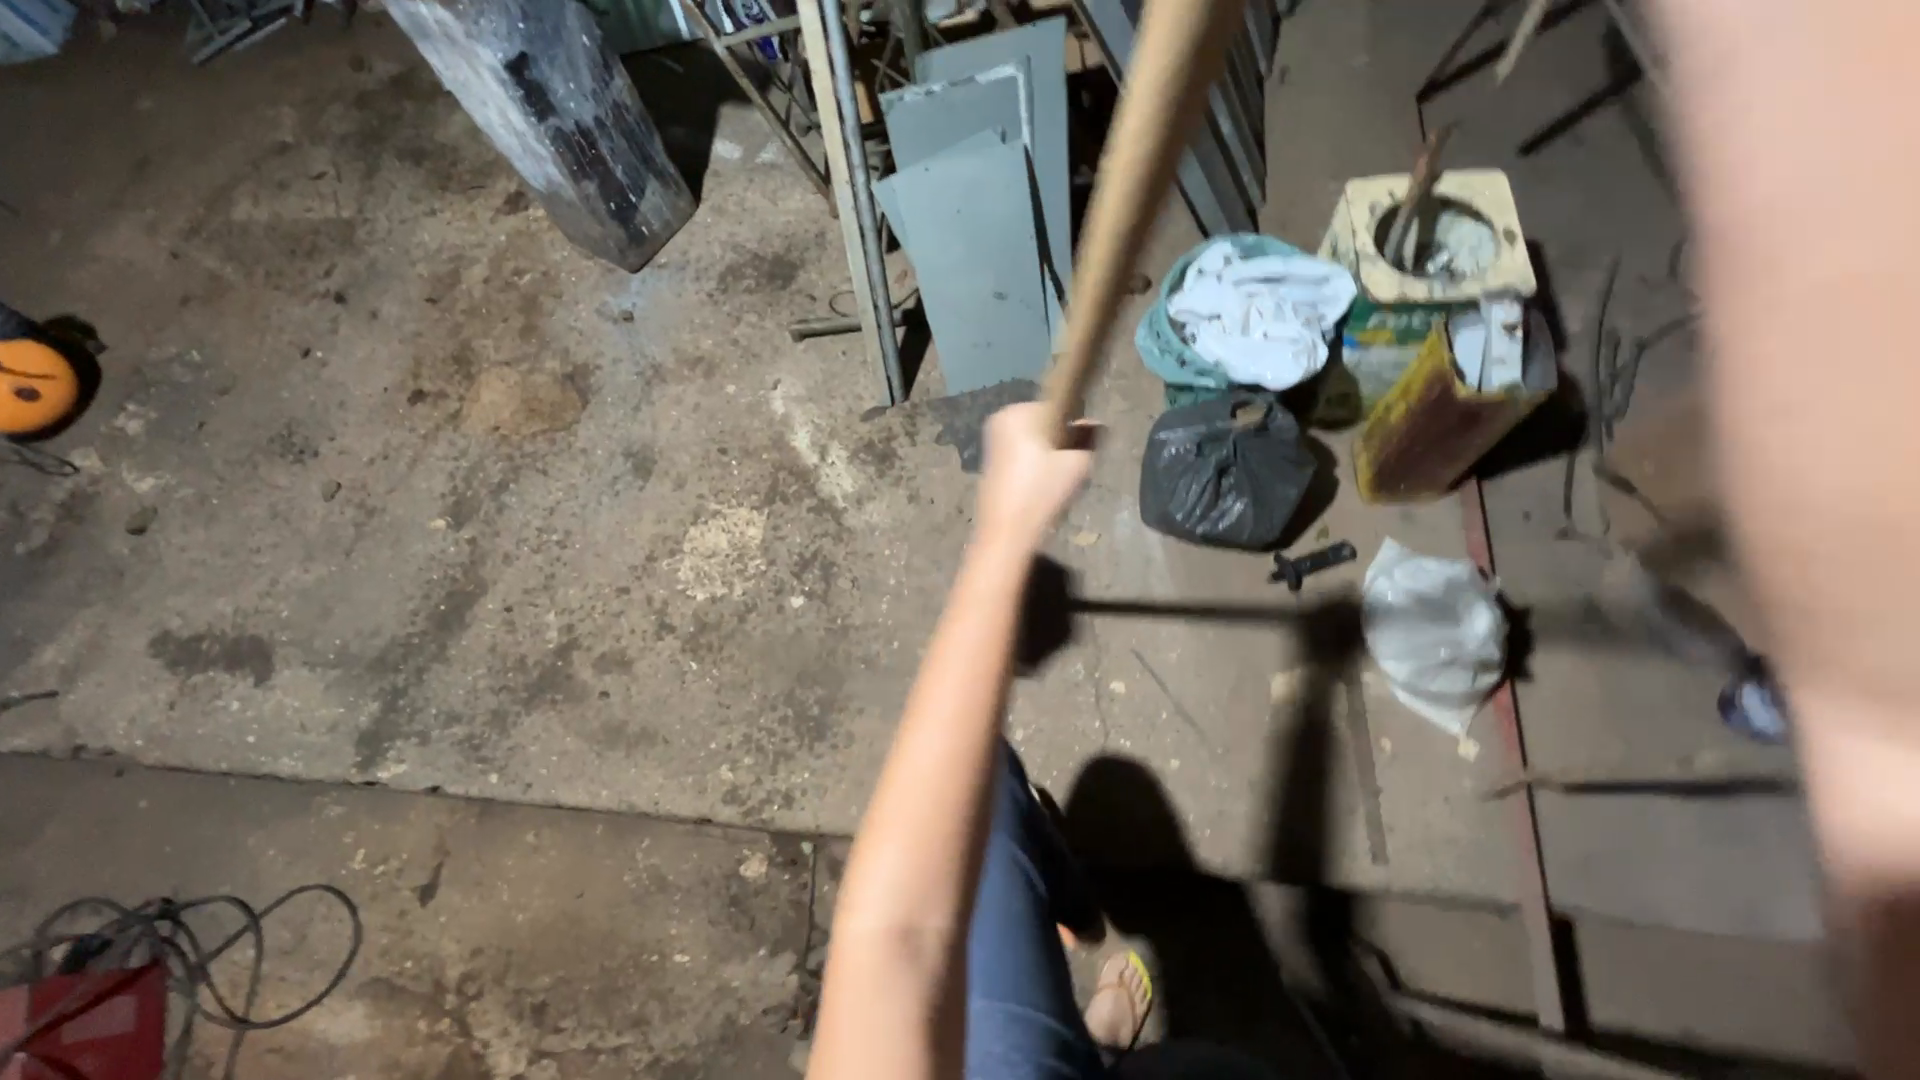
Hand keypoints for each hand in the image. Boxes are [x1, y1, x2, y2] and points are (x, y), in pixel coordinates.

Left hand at [976, 402, 1097, 551]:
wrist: (1006, 534)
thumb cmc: (1041, 494)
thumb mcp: (1077, 463)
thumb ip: (1088, 437)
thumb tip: (1095, 424)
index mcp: (1017, 411)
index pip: (1059, 404)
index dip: (1075, 424)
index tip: (1083, 445)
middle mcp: (1000, 420)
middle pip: (1045, 422)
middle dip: (1060, 439)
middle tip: (1071, 465)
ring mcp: (992, 441)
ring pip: (1034, 439)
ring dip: (1048, 453)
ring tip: (1056, 479)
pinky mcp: (990, 462)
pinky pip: (1022, 453)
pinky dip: (1034, 464)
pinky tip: (1041, 486)